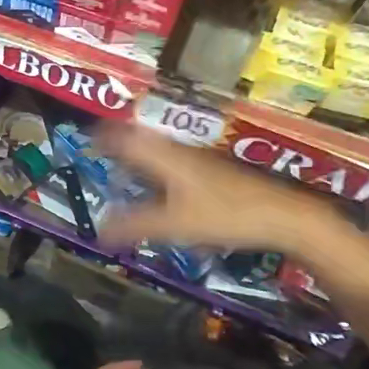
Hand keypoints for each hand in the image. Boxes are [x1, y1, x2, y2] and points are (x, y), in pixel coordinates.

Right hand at [99, 125, 333, 253]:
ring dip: (142, 158)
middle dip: (121, 145)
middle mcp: (182, 153)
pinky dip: (161, 173)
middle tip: (100, 154)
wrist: (283, 215)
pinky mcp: (216, 175)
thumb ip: (137, 226)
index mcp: (168, 157)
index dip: (105, 136)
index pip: (128, 137)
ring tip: (124, 173)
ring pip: (163, 153)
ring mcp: (201, 162)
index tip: (86, 138)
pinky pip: (177, 166)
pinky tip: (163, 193)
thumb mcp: (176, 224)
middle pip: (144, 141)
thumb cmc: (227, 215)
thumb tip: (99, 231)